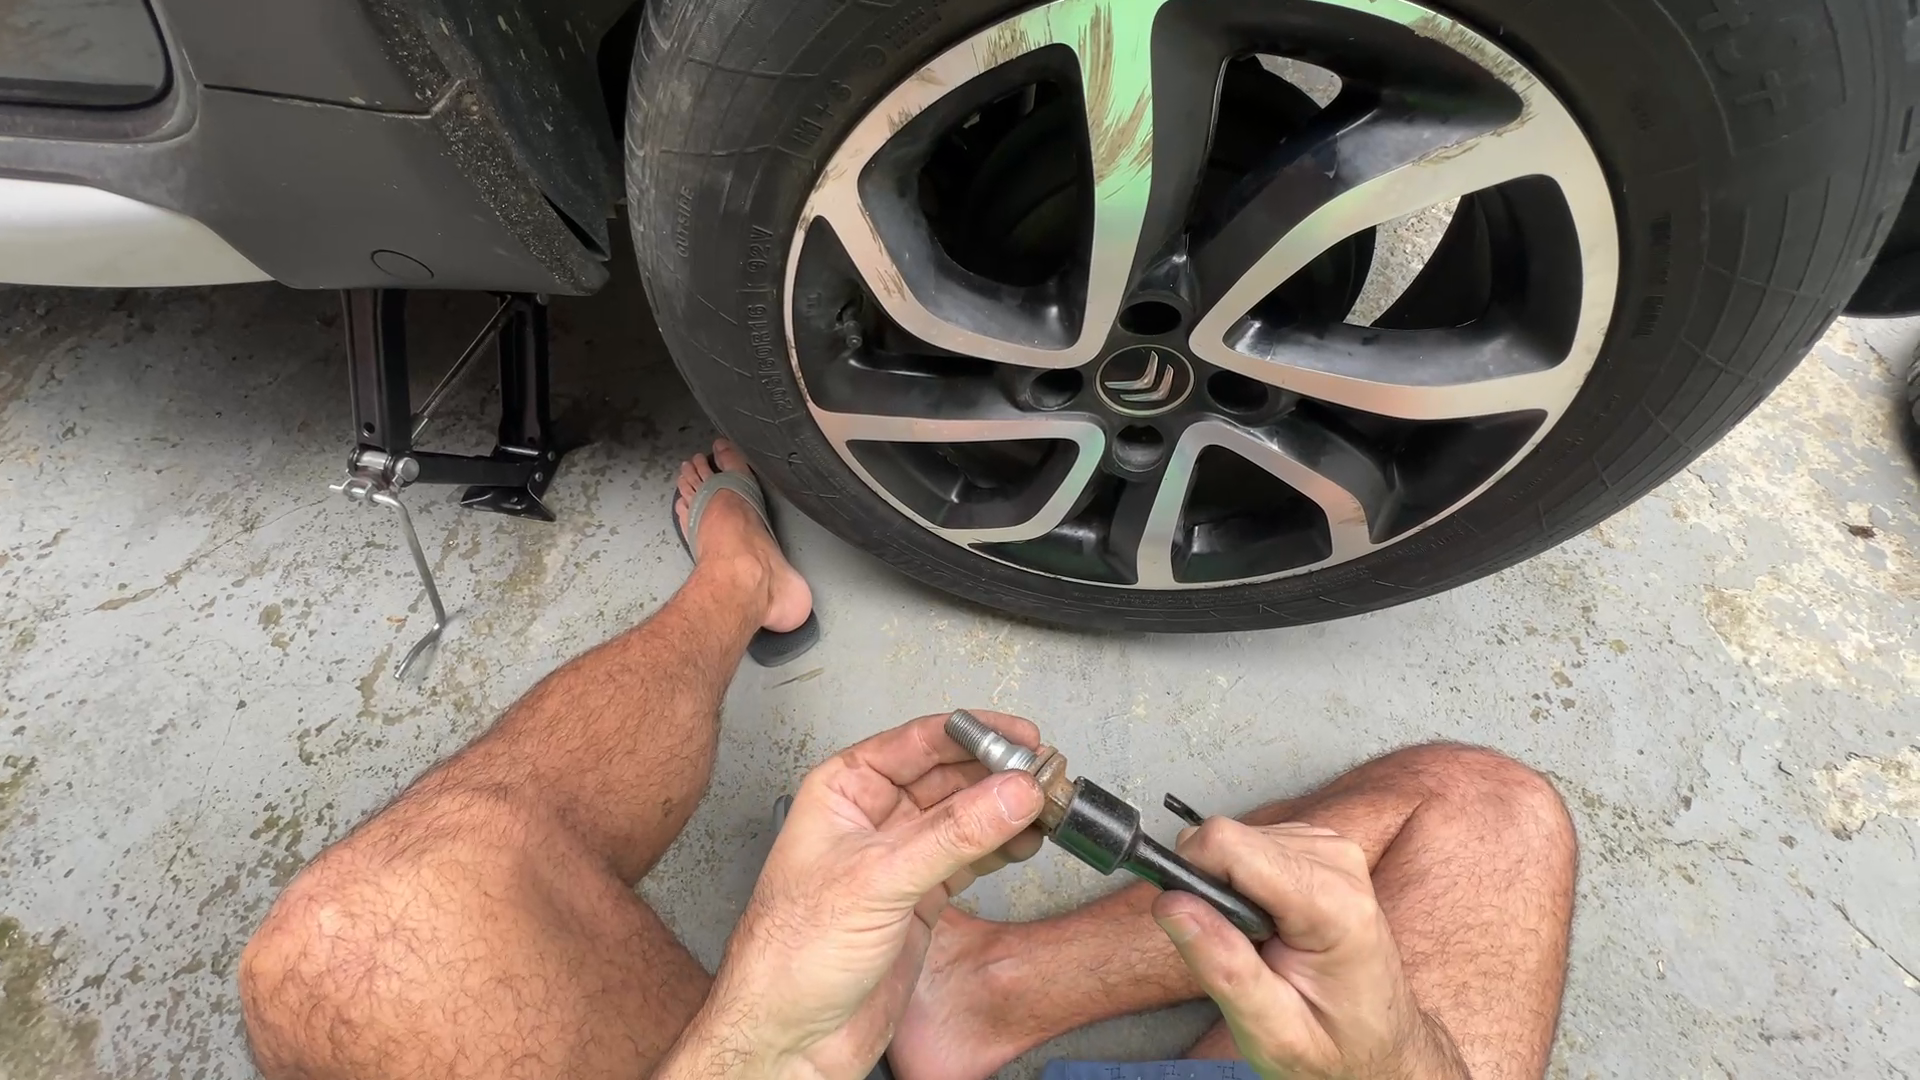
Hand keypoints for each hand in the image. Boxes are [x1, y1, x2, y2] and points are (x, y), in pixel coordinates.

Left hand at [660, 711, 1045, 1079]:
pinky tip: (1028, 839)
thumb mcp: (878, 879)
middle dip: (998, 771)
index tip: (1018, 735)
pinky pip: (973, 854)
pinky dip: (1004, 845)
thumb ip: (953, 834)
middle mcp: (875, 813)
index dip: (973, 733)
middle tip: (1043, 771)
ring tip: (1047, 804)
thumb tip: (1011, 791)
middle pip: (949, 774)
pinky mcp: (924, 892)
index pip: (919, 742)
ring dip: (1007, 808)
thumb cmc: (793, 953)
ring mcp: (902, 853)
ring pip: (966, 814)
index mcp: (847, 788)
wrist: (792, 1042)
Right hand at [1153, 821, 1467, 1079]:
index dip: (1193, 874)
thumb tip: (1171, 903)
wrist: (1383, 1049)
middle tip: (1235, 943)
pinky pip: (1249, 841)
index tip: (1197, 922)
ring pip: (1234, 836)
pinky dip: (1241, 877)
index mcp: (1334, 905)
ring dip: (1226, 884)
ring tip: (1256, 936)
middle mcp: (1337, 862)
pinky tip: (1266, 918)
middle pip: (1228, 837)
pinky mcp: (1319, 844)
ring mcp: (1331, 848)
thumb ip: (1223, 967)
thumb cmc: (1336, 1050)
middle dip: (1210, 885)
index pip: (1228, 843)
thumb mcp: (1273, 1034)